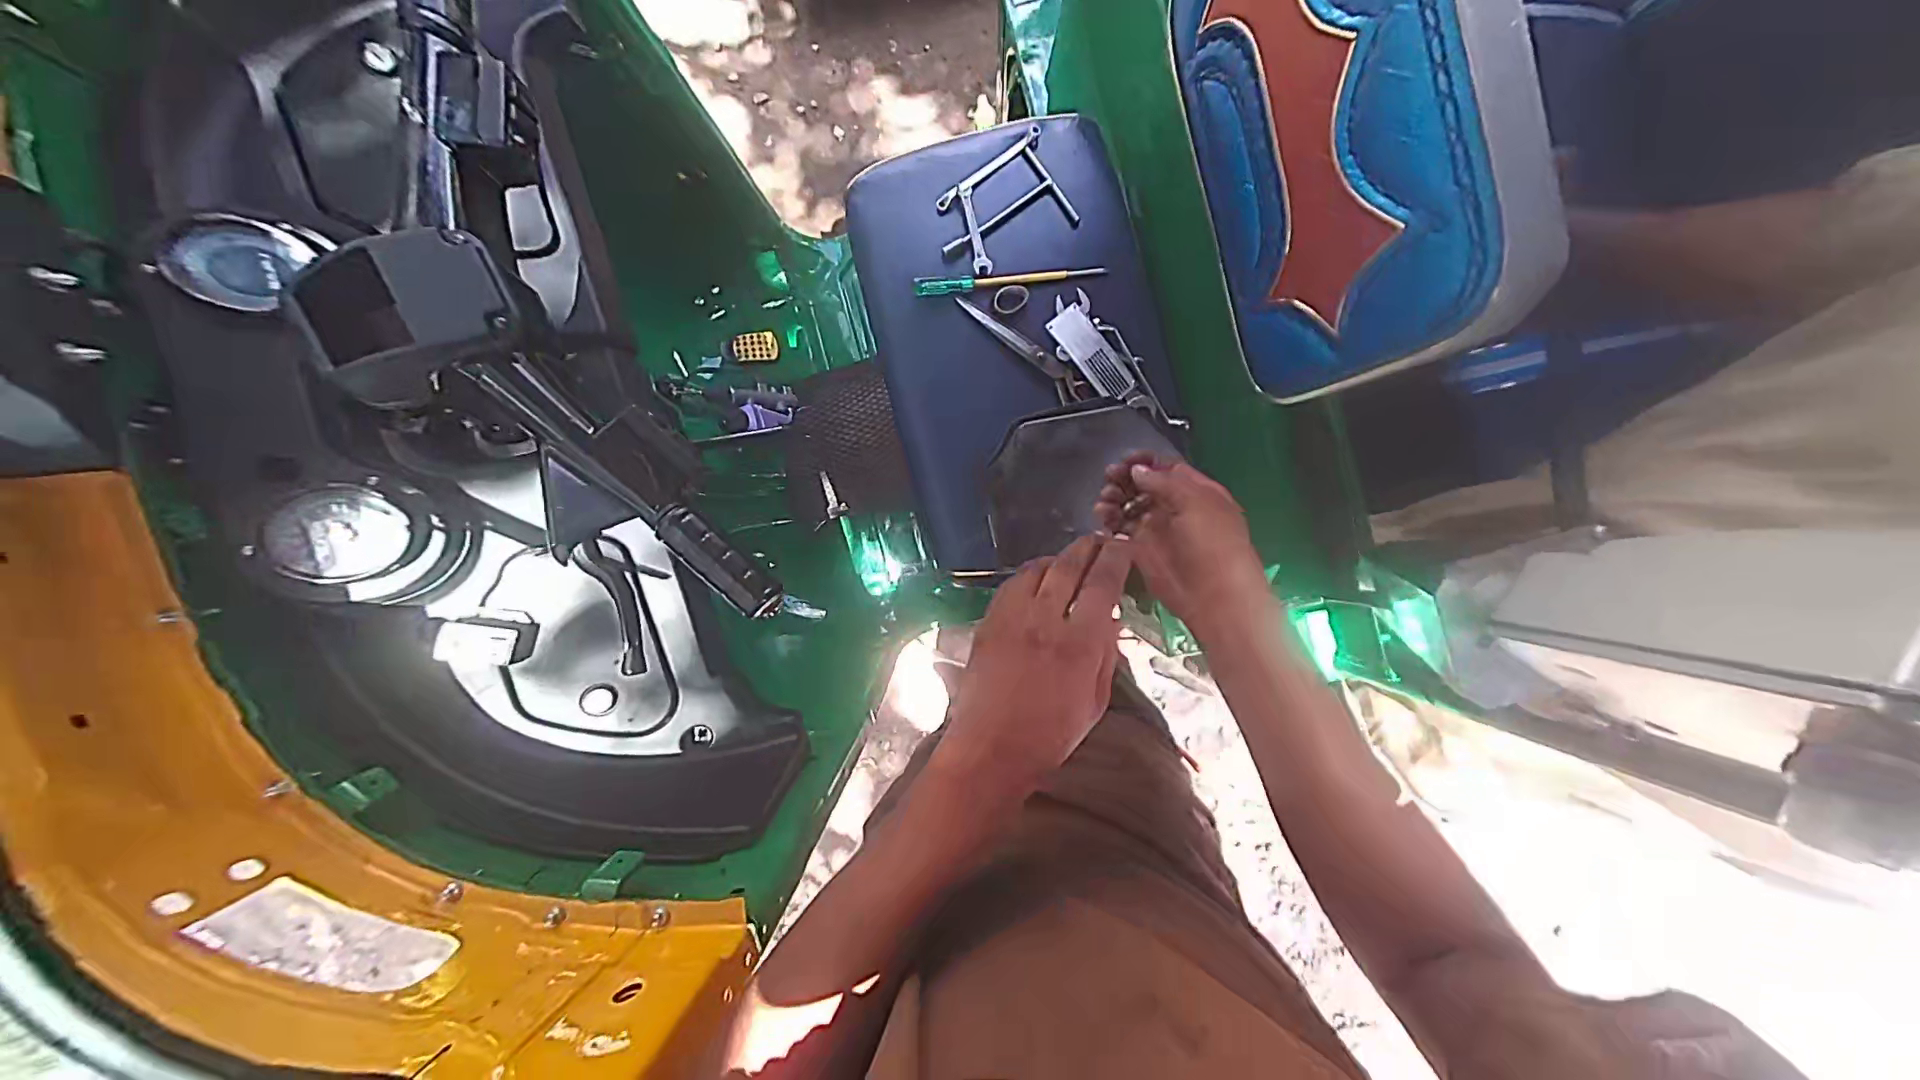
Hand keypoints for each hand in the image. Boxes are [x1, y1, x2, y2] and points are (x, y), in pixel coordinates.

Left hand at [934, 533, 1132, 795]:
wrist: (990, 748)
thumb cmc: (1050, 736)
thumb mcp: (1095, 702)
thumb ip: (1104, 656)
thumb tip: (1110, 620)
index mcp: (1080, 643)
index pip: (1103, 585)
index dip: (1116, 559)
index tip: (1124, 546)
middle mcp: (1046, 620)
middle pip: (1070, 567)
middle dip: (1089, 547)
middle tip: (1100, 539)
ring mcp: (1012, 618)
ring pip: (1038, 570)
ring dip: (1058, 558)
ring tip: (1070, 557)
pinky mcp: (989, 622)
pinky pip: (1011, 585)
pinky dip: (1029, 574)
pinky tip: (1037, 578)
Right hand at [1094, 454, 1271, 639]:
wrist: (1214, 595)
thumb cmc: (1213, 543)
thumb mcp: (1194, 502)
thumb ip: (1163, 481)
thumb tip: (1136, 470)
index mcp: (1195, 491)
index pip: (1166, 467)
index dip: (1145, 461)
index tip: (1124, 460)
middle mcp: (1174, 506)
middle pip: (1143, 484)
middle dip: (1124, 478)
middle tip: (1109, 478)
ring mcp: (1157, 528)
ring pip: (1128, 504)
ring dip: (1114, 498)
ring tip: (1105, 501)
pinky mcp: (1141, 549)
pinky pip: (1120, 528)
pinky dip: (1109, 520)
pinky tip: (1102, 517)